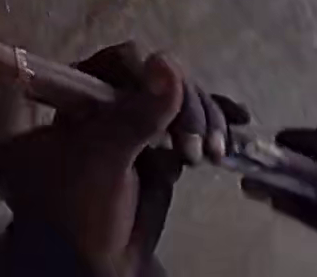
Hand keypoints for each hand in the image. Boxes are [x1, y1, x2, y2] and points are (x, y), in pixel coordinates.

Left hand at [0, 45, 246, 275]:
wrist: (90, 259)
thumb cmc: (78, 204)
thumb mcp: (103, 155)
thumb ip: (135, 113)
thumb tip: (166, 61)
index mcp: (77, 88)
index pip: (122, 60)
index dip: (153, 77)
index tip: (176, 107)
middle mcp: (105, 95)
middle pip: (156, 76)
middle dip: (186, 103)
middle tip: (197, 147)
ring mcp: (133, 117)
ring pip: (177, 96)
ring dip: (204, 116)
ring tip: (211, 154)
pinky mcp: (157, 143)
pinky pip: (187, 121)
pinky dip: (214, 121)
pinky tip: (238, 120)